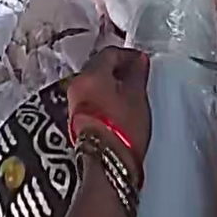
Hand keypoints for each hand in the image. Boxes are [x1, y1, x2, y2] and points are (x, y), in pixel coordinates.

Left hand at [66, 46, 149, 180]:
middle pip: (98, 66)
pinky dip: (104, 94)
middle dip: (117, 66)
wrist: (106, 163)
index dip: (128, 54)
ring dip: (110, 81)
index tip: (141, 60)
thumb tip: (138, 60)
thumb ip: (136, 73)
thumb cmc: (123, 128)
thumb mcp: (136, 96)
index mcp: (91, 75)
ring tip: (130, 89)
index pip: (109, 53)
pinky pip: (91, 95)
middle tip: (137, 72)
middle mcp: (77, 84)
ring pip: (94, 81)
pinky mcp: (77, 116)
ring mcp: (74, 101)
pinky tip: (119, 103)